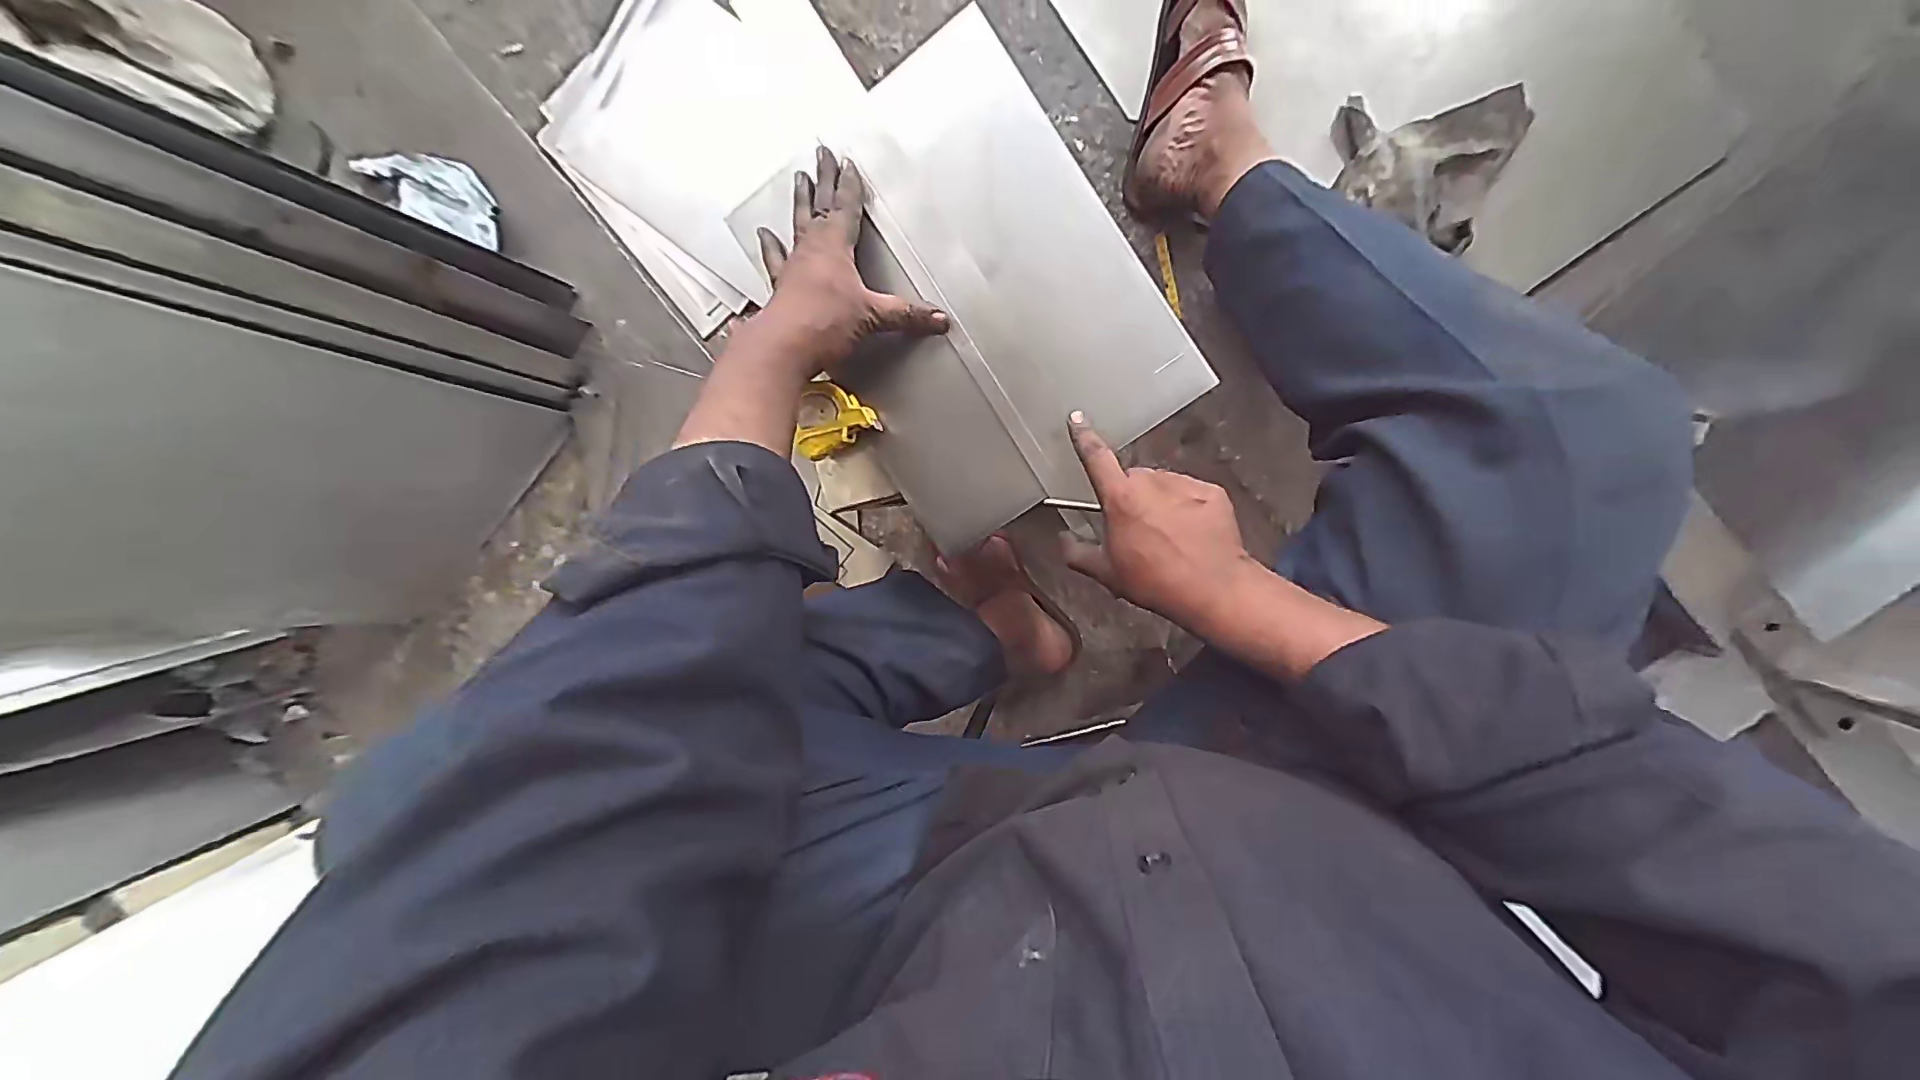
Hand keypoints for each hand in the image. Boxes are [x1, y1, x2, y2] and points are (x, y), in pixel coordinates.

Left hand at [752, 146, 948, 374]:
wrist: (785, 347)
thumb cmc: (824, 324)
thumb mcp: (873, 317)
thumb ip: (906, 315)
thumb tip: (938, 319)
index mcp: (834, 247)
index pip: (845, 207)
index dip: (849, 186)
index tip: (848, 164)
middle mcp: (810, 250)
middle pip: (819, 205)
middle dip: (823, 180)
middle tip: (821, 156)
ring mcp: (792, 267)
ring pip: (797, 225)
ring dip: (800, 203)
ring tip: (799, 181)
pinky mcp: (780, 288)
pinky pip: (775, 260)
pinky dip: (771, 247)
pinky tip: (765, 236)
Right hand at [1059, 411, 1263, 631]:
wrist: (1212, 589)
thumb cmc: (1158, 581)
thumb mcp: (1107, 572)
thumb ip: (1077, 553)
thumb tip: (1064, 543)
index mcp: (1120, 498)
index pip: (1096, 458)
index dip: (1084, 438)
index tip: (1078, 422)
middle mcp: (1152, 483)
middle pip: (1132, 479)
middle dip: (1130, 498)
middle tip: (1135, 531)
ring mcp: (1184, 485)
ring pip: (1161, 485)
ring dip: (1158, 503)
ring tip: (1165, 537)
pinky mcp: (1211, 492)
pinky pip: (1189, 492)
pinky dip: (1186, 508)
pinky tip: (1187, 534)